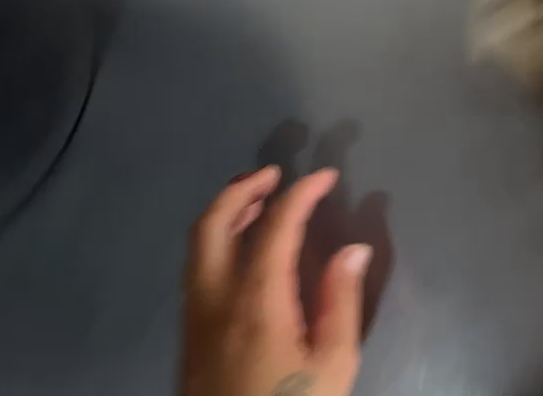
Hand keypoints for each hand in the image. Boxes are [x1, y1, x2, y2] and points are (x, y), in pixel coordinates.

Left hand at [180, 167, 371, 395]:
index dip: (301, 192)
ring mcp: (195, 323)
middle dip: (240, 190)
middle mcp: (215, 303)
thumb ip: (340, 301)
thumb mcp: (333, 365)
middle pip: (211, 227)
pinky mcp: (190, 343)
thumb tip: (352, 249)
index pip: (274, 226)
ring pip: (196, 249)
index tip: (328, 178)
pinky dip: (217, 242)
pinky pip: (196, 272)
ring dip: (226, 213)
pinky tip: (245, 251)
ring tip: (261, 201)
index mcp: (256, 303)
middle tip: (275, 175)